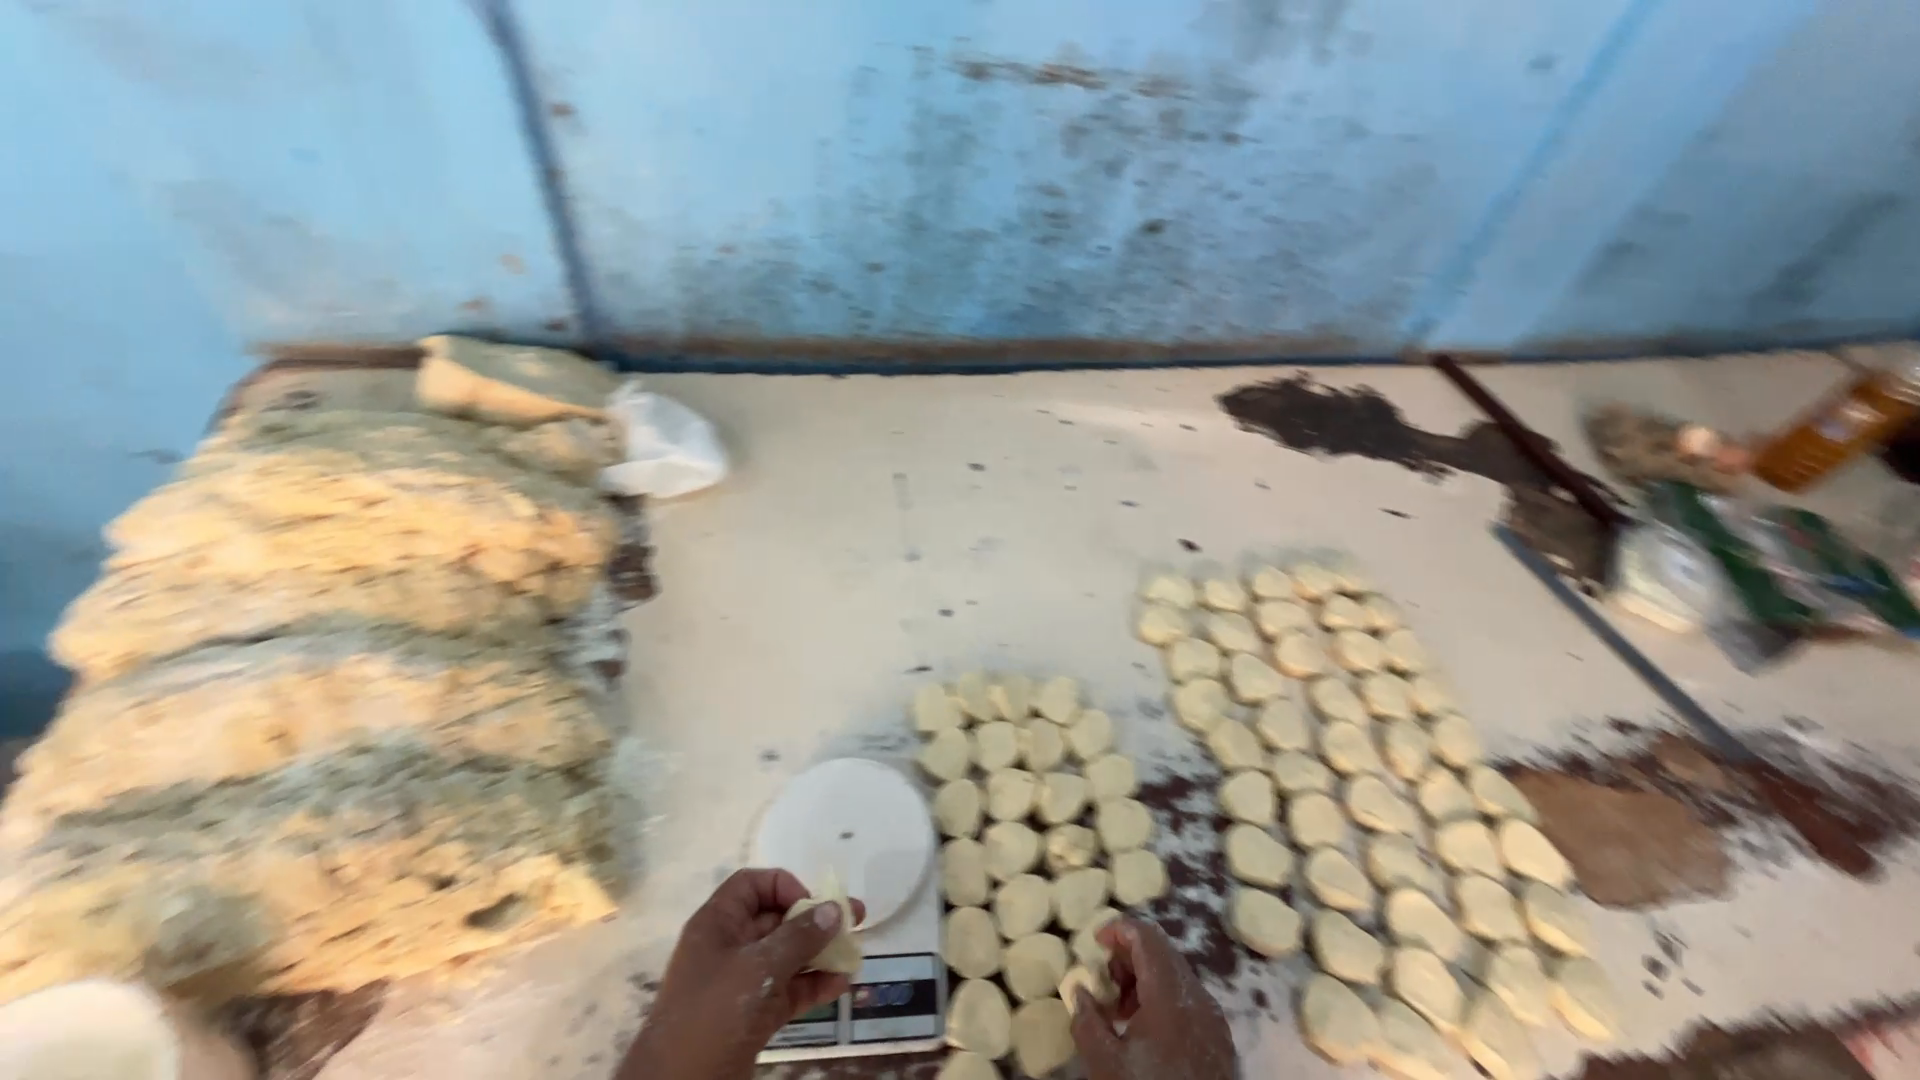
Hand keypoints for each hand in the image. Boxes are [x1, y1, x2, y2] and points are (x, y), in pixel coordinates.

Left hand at [618, 869, 866, 1079]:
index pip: (751, 886)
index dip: (783, 886)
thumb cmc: (712, 1015)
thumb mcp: (757, 969)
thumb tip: (834, 910)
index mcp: (718, 924)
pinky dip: (813, 984)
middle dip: (815, 919)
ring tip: (854, 953)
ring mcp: (742, 983)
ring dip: (820, 952)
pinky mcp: (753, 1014)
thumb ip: (798, 937)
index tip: (812, 905)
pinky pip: (789, 989)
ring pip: (787, 955)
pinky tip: (840, 984)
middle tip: (854, 919)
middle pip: (776, 919)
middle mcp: (729, 947)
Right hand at [1069, 917, 1235, 1079]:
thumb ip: (1087, 1020)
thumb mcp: (1105, 1065)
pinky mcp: (1218, 1037)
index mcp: (1171, 994)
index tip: (1094, 944)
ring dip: (1144, 978)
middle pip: (1162, 951)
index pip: (1147, 936)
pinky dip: (1162, 997)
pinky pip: (1187, 998)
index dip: (1118, 929)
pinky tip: (1144, 1029)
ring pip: (1175, 974)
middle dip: (1128, 956)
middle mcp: (1199, 997)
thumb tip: (1080, 989)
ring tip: (1120, 1011)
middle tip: (1104, 982)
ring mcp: (1213, 1018)